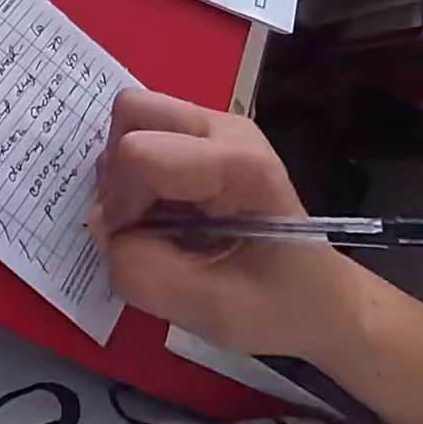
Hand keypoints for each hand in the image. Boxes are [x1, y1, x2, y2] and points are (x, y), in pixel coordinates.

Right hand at [89, 90, 363, 358]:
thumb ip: (143, 271)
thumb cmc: (278, 304)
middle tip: (136, 222)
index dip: (119, 203)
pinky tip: (162, 205)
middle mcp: (225, 127)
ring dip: (125, 167)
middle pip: (132, 111)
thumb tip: (100, 227)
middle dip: (117, 172)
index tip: (131, 244)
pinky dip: (137, 167)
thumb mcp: (210, 311)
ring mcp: (216, 123)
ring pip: (135, 114)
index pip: (140, 153)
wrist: (321, 294)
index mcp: (240, 166)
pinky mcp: (205, 131)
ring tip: (152, 215)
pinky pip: (147, 128)